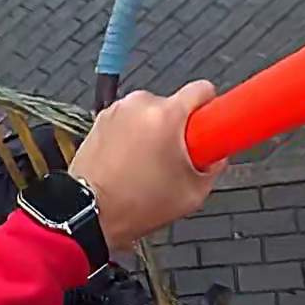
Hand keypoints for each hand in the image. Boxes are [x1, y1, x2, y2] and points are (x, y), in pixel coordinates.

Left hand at [70, 81, 227, 249]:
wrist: (88, 214)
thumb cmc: (136, 206)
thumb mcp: (192, 194)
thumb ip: (213, 167)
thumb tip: (216, 154)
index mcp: (167, 115)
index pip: (202, 90)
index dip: (209, 111)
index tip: (207, 130)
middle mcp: (140, 104)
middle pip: (173, 106)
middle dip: (177, 130)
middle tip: (173, 163)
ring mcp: (116, 110)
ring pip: (148, 115)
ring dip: (152, 134)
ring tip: (146, 169)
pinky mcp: (99, 120)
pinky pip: (126, 123)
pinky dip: (131, 139)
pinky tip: (127, 166)